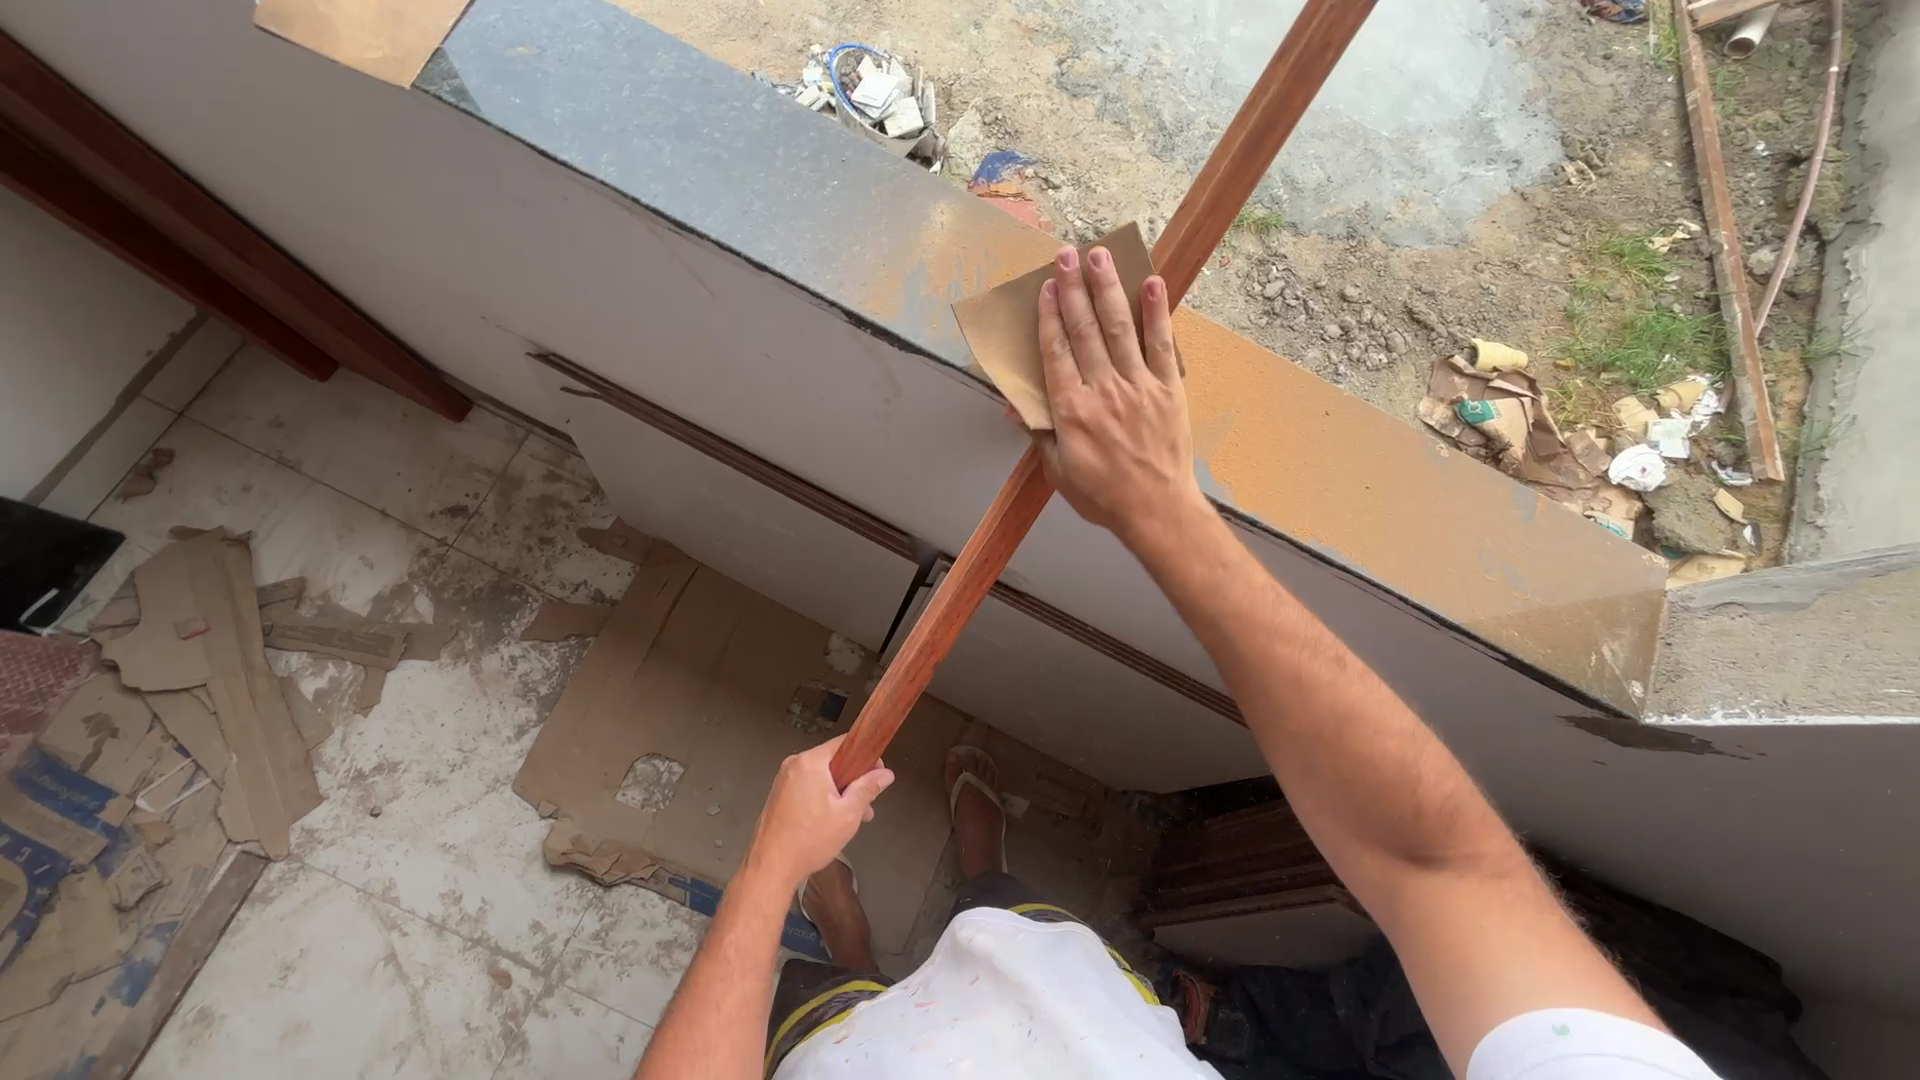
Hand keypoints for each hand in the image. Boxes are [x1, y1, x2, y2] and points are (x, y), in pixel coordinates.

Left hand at [741, 734, 894, 891]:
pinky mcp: (778, 796)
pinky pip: (807, 788)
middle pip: (833, 761)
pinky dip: (822, 798)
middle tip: (866, 804)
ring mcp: (783, 780)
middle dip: (854, 781)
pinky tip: (831, 822)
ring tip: (853, 819)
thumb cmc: (810, 839)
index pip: (845, 743)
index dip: (866, 755)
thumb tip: (886, 774)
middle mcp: (794, 765)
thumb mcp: (848, 814)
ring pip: (821, 777)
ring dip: (839, 793)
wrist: (770, 868)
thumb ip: (868, 788)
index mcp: (810, 762)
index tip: (878, 773)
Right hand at [1034, 246, 1205, 550]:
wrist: (1156, 509)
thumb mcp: (1058, 471)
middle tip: (1066, 254)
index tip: (1048, 286)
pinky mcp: (1167, 389)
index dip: (1050, 315)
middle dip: (1074, 288)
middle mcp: (1102, 389)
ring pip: (1120, 328)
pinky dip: (1157, 313)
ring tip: (1100, 256)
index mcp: (1072, 409)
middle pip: (1084, 330)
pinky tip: (1152, 283)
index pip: (1056, 351)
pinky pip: (1161, 345)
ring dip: (1108, 289)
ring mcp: (1138, 386)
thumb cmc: (1102, 495)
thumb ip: (1039, 434)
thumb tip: (1014, 408)